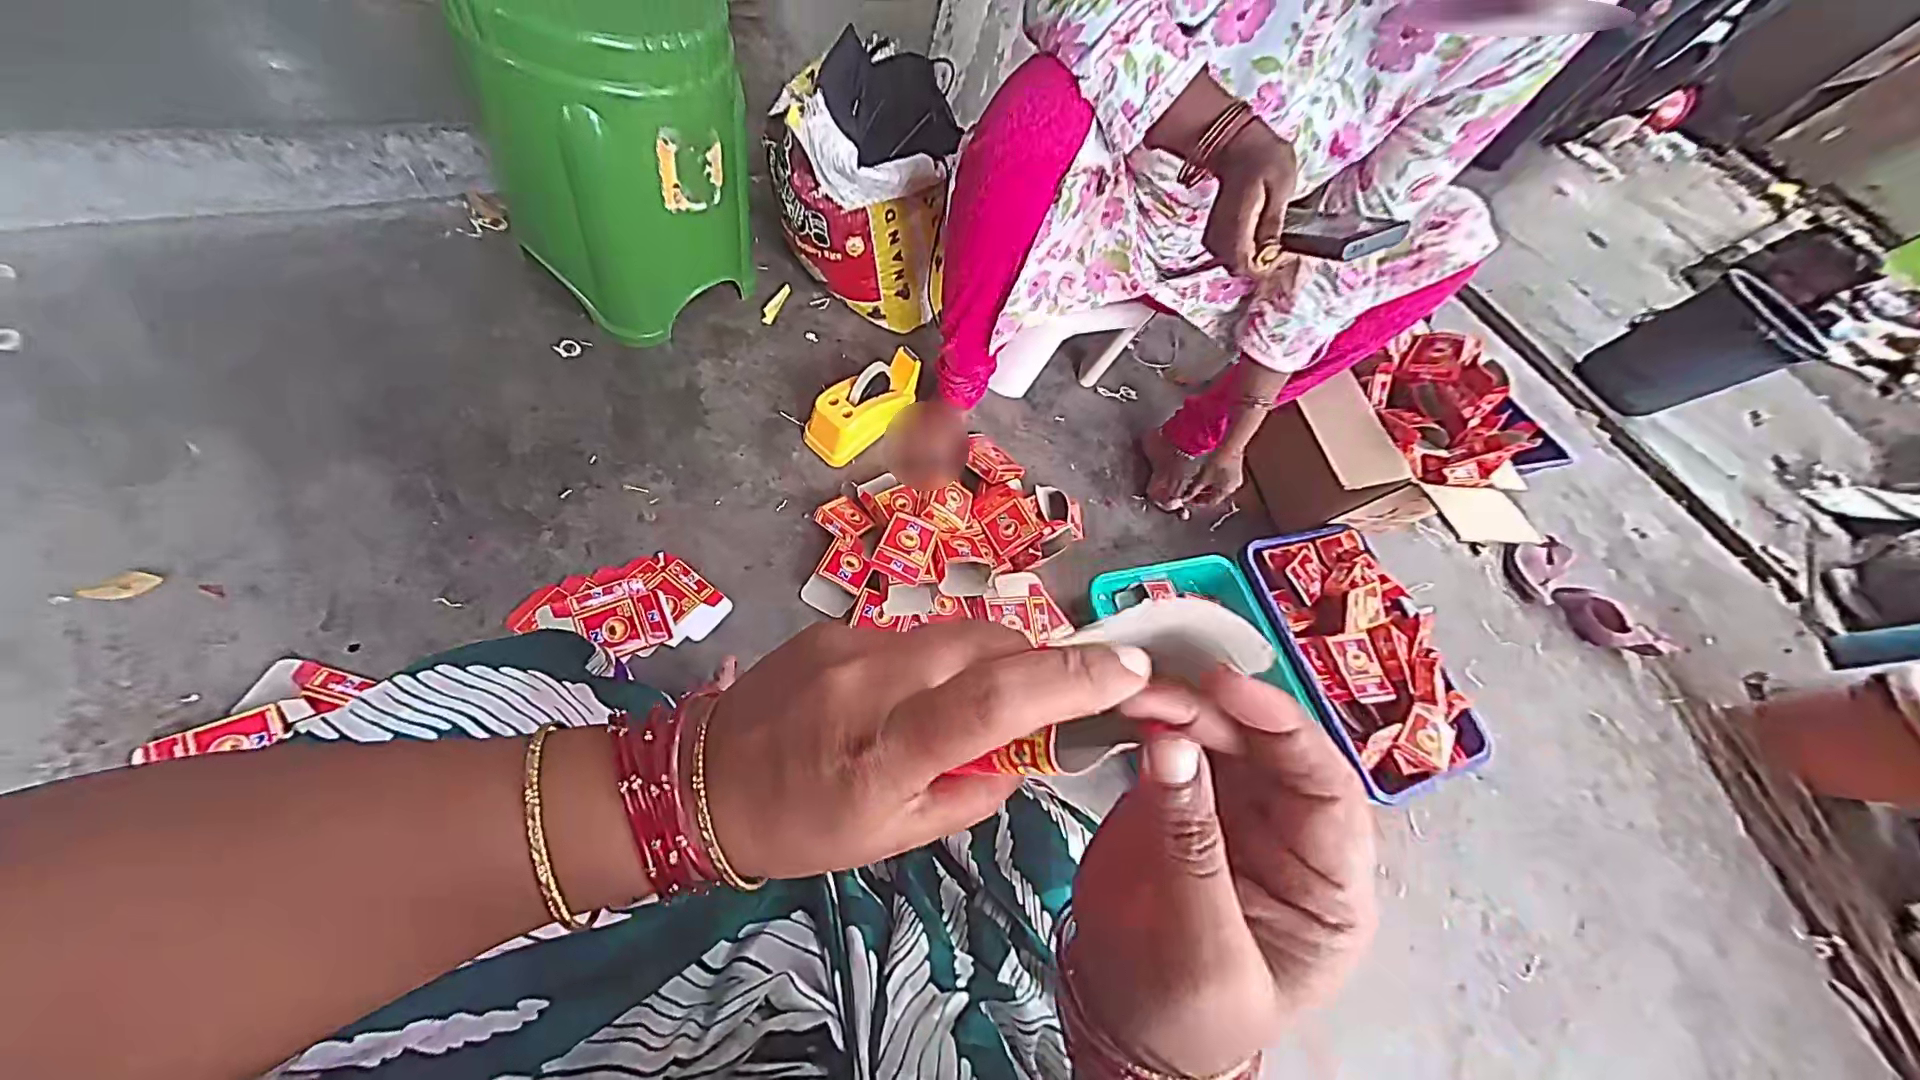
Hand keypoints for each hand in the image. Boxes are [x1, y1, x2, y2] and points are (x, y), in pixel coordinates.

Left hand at [700, 622, 1152, 879]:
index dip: (1067, 680)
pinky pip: (919, 631)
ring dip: (998, 654)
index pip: (990, 702)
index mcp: (881, 757)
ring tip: (998, 688)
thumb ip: (973, 790)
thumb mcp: (893, 837)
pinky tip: (930, 684)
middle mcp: (867, 684)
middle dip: (1043, 657)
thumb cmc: (801, 825)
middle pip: (987, 645)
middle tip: (1067, 683)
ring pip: (959, 630)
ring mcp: (849, 644)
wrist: (702, 776)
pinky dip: (948, 653)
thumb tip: (1031, 748)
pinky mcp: (837, 625)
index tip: (1127, 671)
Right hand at [1066, 667, 1376, 1074]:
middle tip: (1165, 692)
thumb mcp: (1203, 947)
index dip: (1284, 729)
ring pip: (1214, 735)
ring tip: (1137, 695)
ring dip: (1177, 707)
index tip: (1233, 692)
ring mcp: (1225, 806)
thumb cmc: (1187, 1013)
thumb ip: (1190, 847)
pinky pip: (1168, 743)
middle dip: (1216, 711)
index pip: (1324, 786)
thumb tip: (1172, 747)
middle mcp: (1281, 830)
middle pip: (1264, 747)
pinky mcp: (1174, 795)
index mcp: (1325, 880)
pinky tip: (1126, 709)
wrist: (1121, 1017)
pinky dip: (1147, 721)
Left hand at [1184, 447, 1245, 507]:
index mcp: (1226, 491)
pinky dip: (1211, 481)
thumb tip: (1186, 498)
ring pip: (1217, 488)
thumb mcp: (1203, 478)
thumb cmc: (1217, 462)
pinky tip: (1203, 477)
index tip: (1189, 499)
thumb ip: (1194, 489)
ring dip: (1206, 488)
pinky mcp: (1233, 472)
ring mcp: (1233, 479)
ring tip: (1194, 484)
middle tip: (1190, 492)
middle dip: (1201, 494)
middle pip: (1214, 495)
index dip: (1198, 502)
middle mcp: (1232, 487)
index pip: (1211, 502)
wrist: (1229, 447)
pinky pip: (1221, 480)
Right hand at [1204, 120, 1297, 278]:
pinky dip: (1243, 253)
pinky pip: (1227, 255)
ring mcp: (1214, 236)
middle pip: (1237, 268)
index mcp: (1238, 224)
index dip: (1264, 269)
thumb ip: (1273, 221)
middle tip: (1279, 252)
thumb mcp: (1282, 187)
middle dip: (1259, 266)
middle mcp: (1221, 235)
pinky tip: (1257, 241)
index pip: (1244, 264)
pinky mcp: (1214, 234)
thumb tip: (1271, 252)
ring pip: (1231, 263)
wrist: (1237, 147)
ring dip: (1251, 260)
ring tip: (1270, 245)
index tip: (1282, 258)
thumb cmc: (1265, 161)